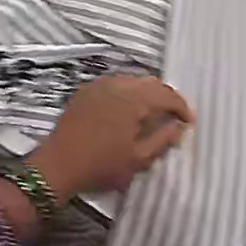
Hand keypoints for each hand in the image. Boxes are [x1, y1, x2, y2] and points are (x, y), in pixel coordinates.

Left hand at [30, 74, 193, 196]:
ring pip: (132, 80)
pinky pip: (115, 83)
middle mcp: (118, 84)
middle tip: (173, 116)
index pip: (166, 95)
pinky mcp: (86, 90)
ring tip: (152, 113)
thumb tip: (178, 126)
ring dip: (146, 93)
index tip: (188, 122)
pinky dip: (128, 92)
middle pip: (150, 83)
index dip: (181, 107)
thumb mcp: (138, 158)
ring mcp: (99, 85)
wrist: (57, 165)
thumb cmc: (100, 165)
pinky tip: (128, 109)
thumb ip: (163, 139)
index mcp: (133, 99)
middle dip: (165, 97)